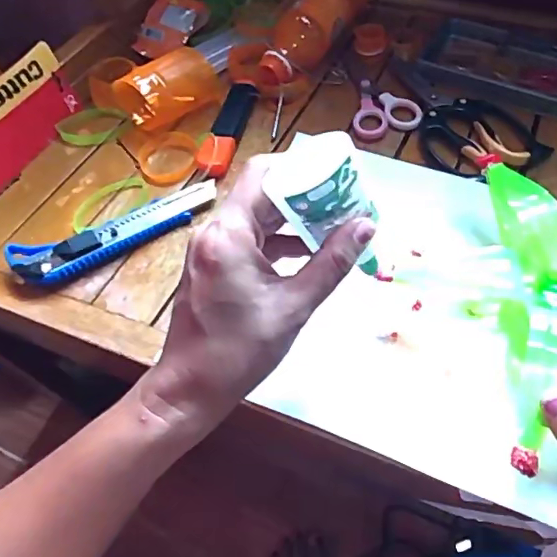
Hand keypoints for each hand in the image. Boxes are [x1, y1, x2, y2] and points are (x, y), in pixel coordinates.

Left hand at [140, 155, 373, 433]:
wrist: (190, 387)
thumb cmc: (239, 351)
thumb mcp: (294, 306)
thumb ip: (331, 262)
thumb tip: (366, 226)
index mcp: (229, 234)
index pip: (265, 174)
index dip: (304, 169)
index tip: (340, 177)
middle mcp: (214, 231)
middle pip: (263, 192)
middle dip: (306, 195)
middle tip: (347, 204)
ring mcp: (209, 248)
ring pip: (257, 216)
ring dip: (294, 219)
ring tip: (336, 228)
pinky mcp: (211, 264)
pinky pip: (249, 238)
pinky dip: (277, 240)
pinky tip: (308, 252)